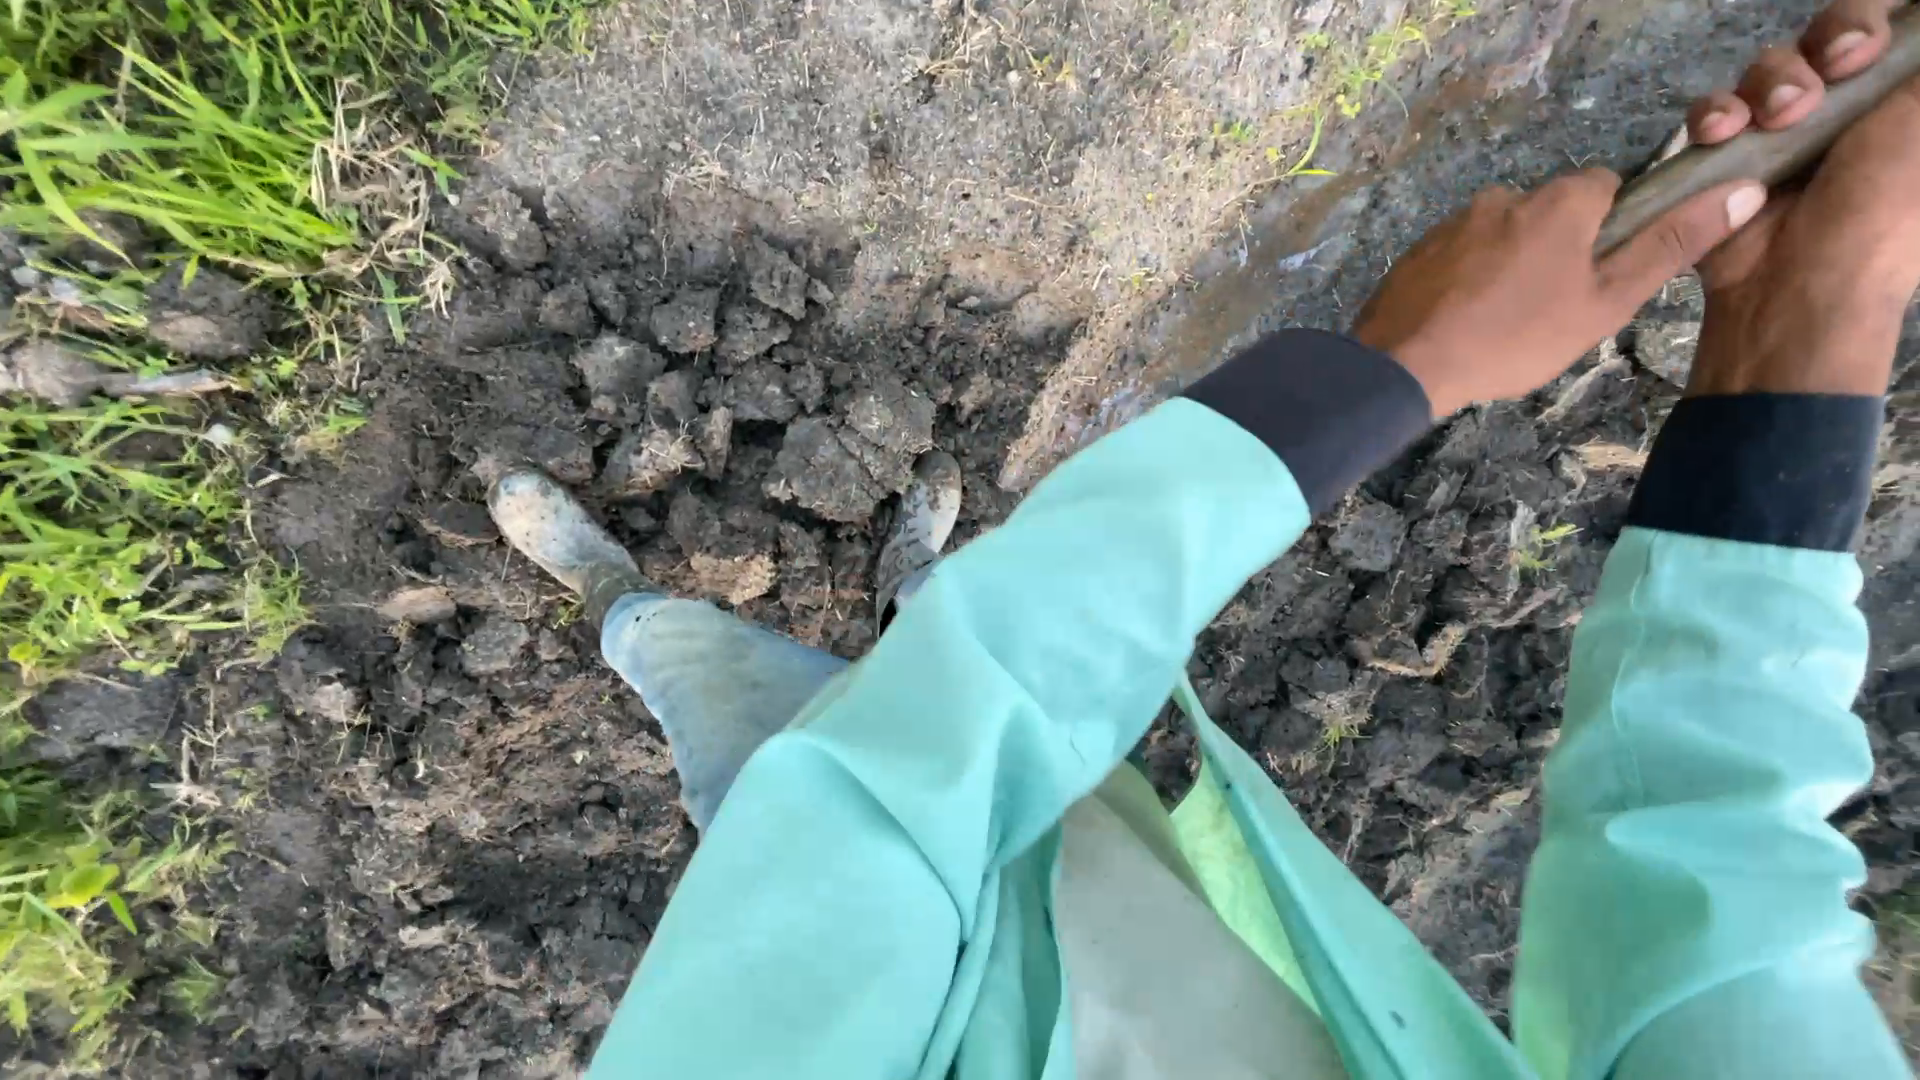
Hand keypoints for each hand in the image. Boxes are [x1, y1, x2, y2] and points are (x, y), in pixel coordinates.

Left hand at [1352, 172, 1765, 416]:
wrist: (1402, 367)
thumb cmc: (1510, 340)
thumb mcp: (1603, 303)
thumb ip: (1668, 247)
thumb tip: (1740, 192)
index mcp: (1558, 201)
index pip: (1606, 188)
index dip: (1609, 226)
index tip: (1596, 271)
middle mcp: (1501, 198)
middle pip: (1546, 214)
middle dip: (1552, 249)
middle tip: (1542, 306)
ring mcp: (1447, 225)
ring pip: (1495, 237)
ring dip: (1502, 266)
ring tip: (1492, 319)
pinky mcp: (1410, 254)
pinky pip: (1452, 259)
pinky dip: (1460, 281)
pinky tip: (1454, 319)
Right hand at [1686, 0, 1919, 396]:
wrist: (1791, 281)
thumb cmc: (1879, 209)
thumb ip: (1914, 70)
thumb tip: (1911, 28)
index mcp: (1902, 97)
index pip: (1890, 26)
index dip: (1868, 25)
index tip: (1862, 55)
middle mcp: (1847, 105)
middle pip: (1828, 34)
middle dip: (1821, 49)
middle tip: (1816, 89)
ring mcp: (1781, 133)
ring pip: (1768, 68)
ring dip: (1765, 86)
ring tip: (1767, 123)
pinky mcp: (1723, 159)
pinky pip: (1712, 113)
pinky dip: (1712, 116)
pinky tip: (1718, 136)